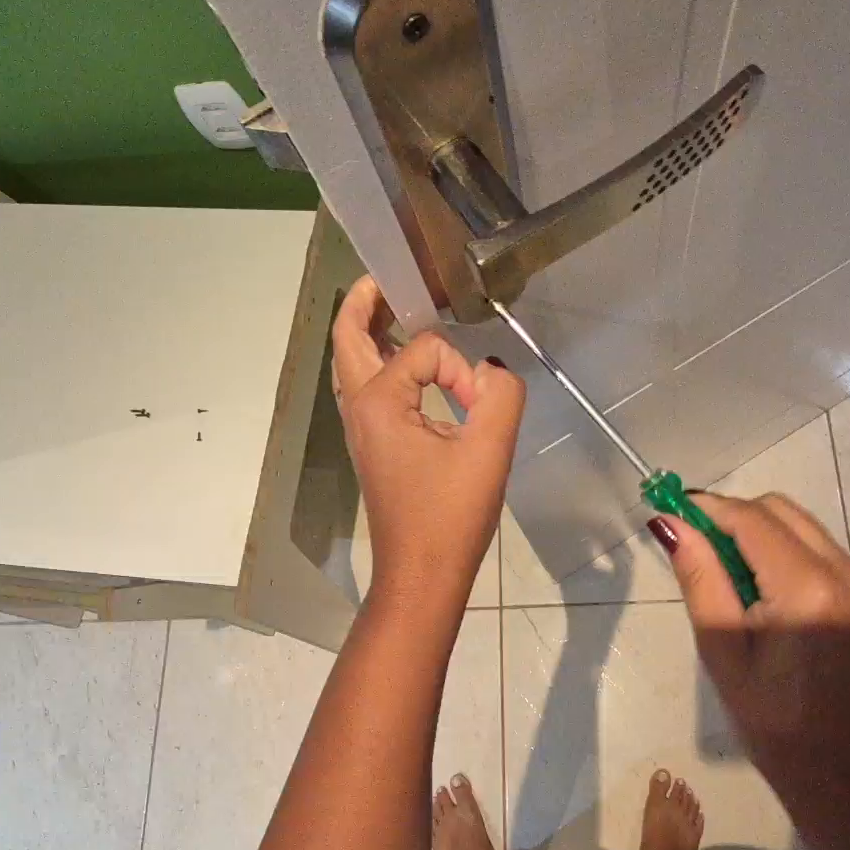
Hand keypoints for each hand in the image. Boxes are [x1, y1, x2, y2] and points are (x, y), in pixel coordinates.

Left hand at [331, 276, 525, 605]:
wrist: (422, 575)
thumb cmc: (450, 517)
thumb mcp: (488, 452)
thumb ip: (500, 395)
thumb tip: (492, 371)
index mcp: (378, 402)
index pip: (424, 351)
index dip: (462, 370)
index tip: (482, 409)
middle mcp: (359, 407)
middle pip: (349, 337)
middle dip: (365, 301)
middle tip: (388, 274)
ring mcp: (361, 427)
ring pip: (354, 362)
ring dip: (370, 329)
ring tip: (397, 306)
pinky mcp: (373, 444)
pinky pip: (368, 386)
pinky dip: (382, 360)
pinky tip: (410, 363)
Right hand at [654, 494, 849, 787]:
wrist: (844, 771)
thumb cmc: (772, 720)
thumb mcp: (722, 649)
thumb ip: (700, 577)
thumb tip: (671, 523)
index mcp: (808, 590)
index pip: (751, 519)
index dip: (708, 508)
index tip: (670, 509)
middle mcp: (845, 571)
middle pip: (779, 509)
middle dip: (732, 516)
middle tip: (695, 547)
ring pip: (799, 523)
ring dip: (757, 531)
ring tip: (725, 573)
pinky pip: (815, 546)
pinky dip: (780, 549)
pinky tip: (759, 589)